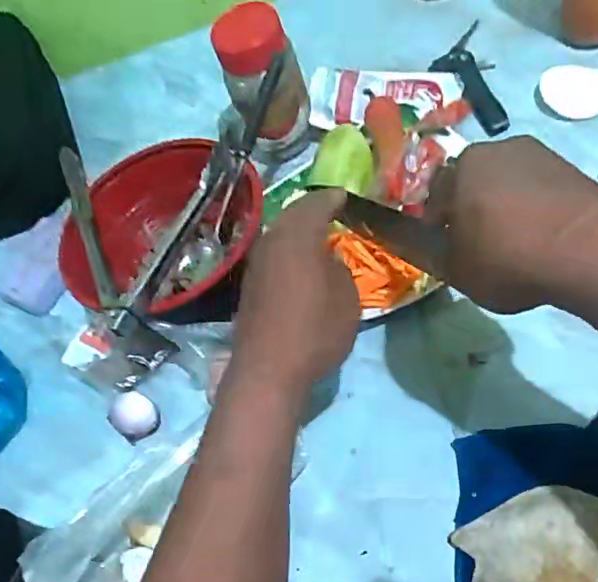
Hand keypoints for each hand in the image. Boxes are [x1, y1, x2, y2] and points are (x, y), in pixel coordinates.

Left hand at [230, 187, 359, 390]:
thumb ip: (341, 272)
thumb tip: (330, 262)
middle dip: (312, 215)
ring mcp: (256, 266)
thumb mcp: (347, 300)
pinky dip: (289, 259)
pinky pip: (274, 261)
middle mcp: (271, 242)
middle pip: (292, 219)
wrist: (269, 368)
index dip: (332, 199)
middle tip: (331, 217)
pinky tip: (301, 271)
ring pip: (280, 239)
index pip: (316, 205)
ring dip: (298, 239)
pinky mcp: (250, 289)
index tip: (345, 196)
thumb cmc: (316, 331)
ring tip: (319, 244)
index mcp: (297, 237)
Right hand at [427, 136, 597, 313]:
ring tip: (519, 250)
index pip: (433, 199)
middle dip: (473, 215)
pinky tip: (545, 242)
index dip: (436, 230)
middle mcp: (494, 149)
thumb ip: (426, 253)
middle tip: (485, 253)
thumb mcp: (456, 269)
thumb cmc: (508, 258)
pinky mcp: (568, 169)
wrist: (584, 246)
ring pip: (508, 187)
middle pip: (472, 186)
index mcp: (458, 170)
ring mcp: (536, 154)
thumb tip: (397, 235)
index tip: (449, 256)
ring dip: (507, 212)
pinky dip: (536, 213)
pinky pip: (540, 193)